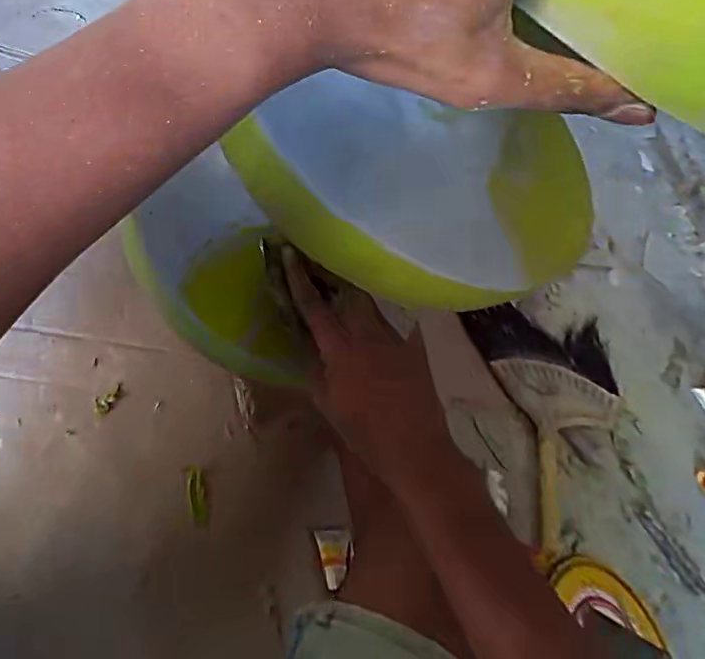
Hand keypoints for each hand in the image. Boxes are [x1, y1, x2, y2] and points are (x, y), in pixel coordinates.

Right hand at [281, 247, 446, 467]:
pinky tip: (374, 321)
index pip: (314, 305)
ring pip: (370, 304)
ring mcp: (394, 340)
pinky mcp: (414, 350)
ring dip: (353, 294)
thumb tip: (310, 346)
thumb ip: (315, 367)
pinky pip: (393, 324)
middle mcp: (367, 336)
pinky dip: (378, 318)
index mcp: (340, 349)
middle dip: (331, 275)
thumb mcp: (325, 400)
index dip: (298, 278)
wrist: (415, 451)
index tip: (289, 254)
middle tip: (317, 264)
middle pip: (348, 292)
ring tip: (341, 287)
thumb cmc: (362, 430)